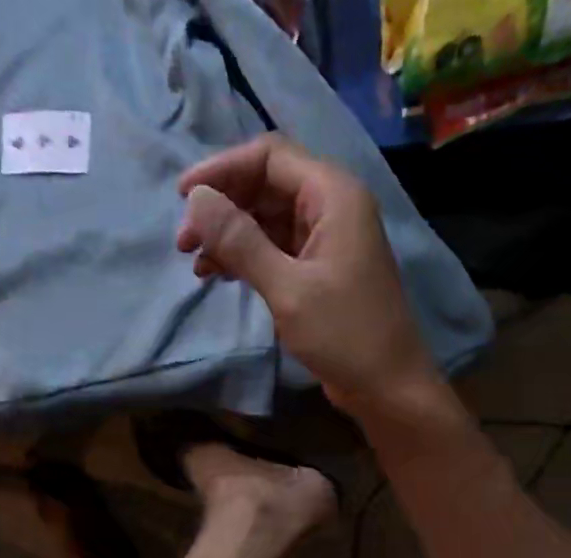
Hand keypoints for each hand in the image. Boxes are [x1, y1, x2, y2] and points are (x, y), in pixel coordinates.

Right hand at [177, 135, 438, 414]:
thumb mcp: (288, 289)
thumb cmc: (345, 335)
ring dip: (230, 234)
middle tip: (184, 242)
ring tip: (196, 263)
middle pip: (266, 184)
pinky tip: (219, 275)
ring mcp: (326, 239)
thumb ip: (241, 242)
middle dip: (222, 206)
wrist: (387, 387)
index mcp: (333, 195)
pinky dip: (247, 256)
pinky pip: (276, 247)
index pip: (269, 157)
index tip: (182, 197)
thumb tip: (195, 200)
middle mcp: (332, 206)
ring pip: (268, 218)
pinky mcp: (319, 270)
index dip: (222, 169)